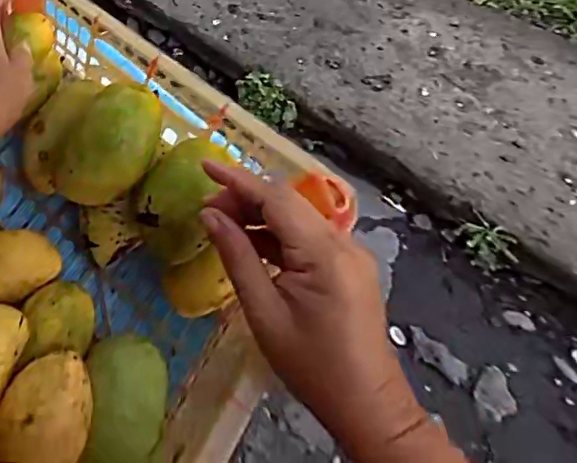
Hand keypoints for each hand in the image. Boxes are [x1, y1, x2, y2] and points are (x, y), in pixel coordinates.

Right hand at [201, 161, 446, 461]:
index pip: (275, 198)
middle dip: (244, 196)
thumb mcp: (263, 312)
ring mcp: (350, 254)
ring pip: (295, 214)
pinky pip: (306, 233)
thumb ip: (237, 256)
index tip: (204, 165)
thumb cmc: (313, 367)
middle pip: (286, 201)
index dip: (237, 179)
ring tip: (222, 224)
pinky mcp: (349, 265)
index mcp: (325, 254)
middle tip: (207, 209)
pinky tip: (250, 242)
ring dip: (258, 213)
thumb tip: (210, 214)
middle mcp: (343, 244)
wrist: (371, 411)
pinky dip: (275, 231)